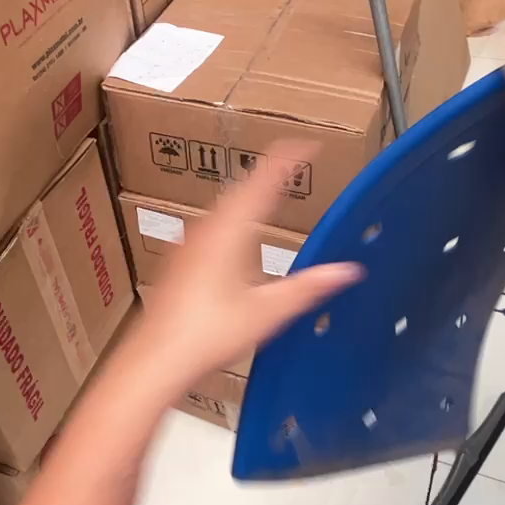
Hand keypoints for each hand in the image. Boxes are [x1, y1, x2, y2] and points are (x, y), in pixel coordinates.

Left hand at [129, 142, 363, 394]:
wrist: (156, 358)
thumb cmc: (206, 334)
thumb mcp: (267, 312)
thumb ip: (308, 288)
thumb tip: (348, 270)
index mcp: (230, 231)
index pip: (263, 181)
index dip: (287, 159)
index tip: (308, 146)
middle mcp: (206, 229)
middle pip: (242, 188)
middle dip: (269, 172)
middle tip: (292, 162)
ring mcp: (189, 243)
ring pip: (224, 205)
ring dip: (249, 193)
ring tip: (269, 188)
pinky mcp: (181, 261)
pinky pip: (212, 223)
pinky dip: (233, 214)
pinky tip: (235, 232)